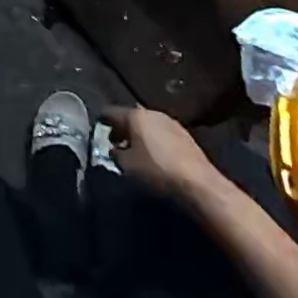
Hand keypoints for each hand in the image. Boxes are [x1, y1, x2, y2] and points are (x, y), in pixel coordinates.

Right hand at [103, 105, 220, 195]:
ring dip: (140, 136)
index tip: (97, 130)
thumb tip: (114, 149)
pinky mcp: (186, 137)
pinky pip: (163, 135)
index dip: (102, 121)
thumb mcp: (127, 166)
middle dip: (123, 129)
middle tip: (116, 144)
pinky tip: (155, 157)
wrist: (200, 185)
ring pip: (149, 126)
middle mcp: (153, 113)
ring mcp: (172, 124)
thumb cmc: (156, 171)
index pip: (111, 112)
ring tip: (136, 152)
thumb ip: (116, 154)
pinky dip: (155, 142)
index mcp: (135, 115)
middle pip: (131, 118)